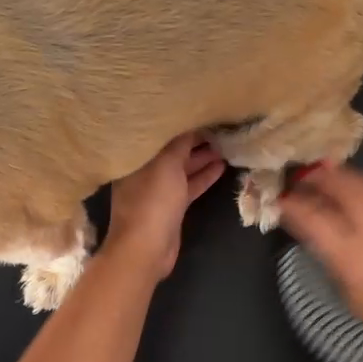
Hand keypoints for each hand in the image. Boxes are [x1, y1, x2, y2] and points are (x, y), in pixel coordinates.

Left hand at [105, 132, 225, 279]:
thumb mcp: (166, 165)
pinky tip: (221, 166)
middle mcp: (145, 172)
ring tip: (225, 145)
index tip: (201, 113)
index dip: (180, 124)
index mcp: (137, 158)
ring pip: (183, 170)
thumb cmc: (152, 201)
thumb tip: (190, 126)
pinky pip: (189, 186)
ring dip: (202, 159)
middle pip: (172, 151)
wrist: (147, 248)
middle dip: (194, 141)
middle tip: (218, 128)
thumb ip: (179, 144)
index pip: (160, 135)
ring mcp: (158, 191)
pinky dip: (203, 177)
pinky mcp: (171, 207)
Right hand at [278, 164, 362, 361]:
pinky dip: (359, 191)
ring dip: (345, 180)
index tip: (277, 197)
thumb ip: (306, 263)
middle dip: (325, 179)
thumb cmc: (354, 336)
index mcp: (352, 263)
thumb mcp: (322, 302)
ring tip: (321, 177)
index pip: (319, 219)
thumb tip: (294, 230)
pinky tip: (344, 194)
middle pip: (352, 194)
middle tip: (299, 175)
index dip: (295, 205)